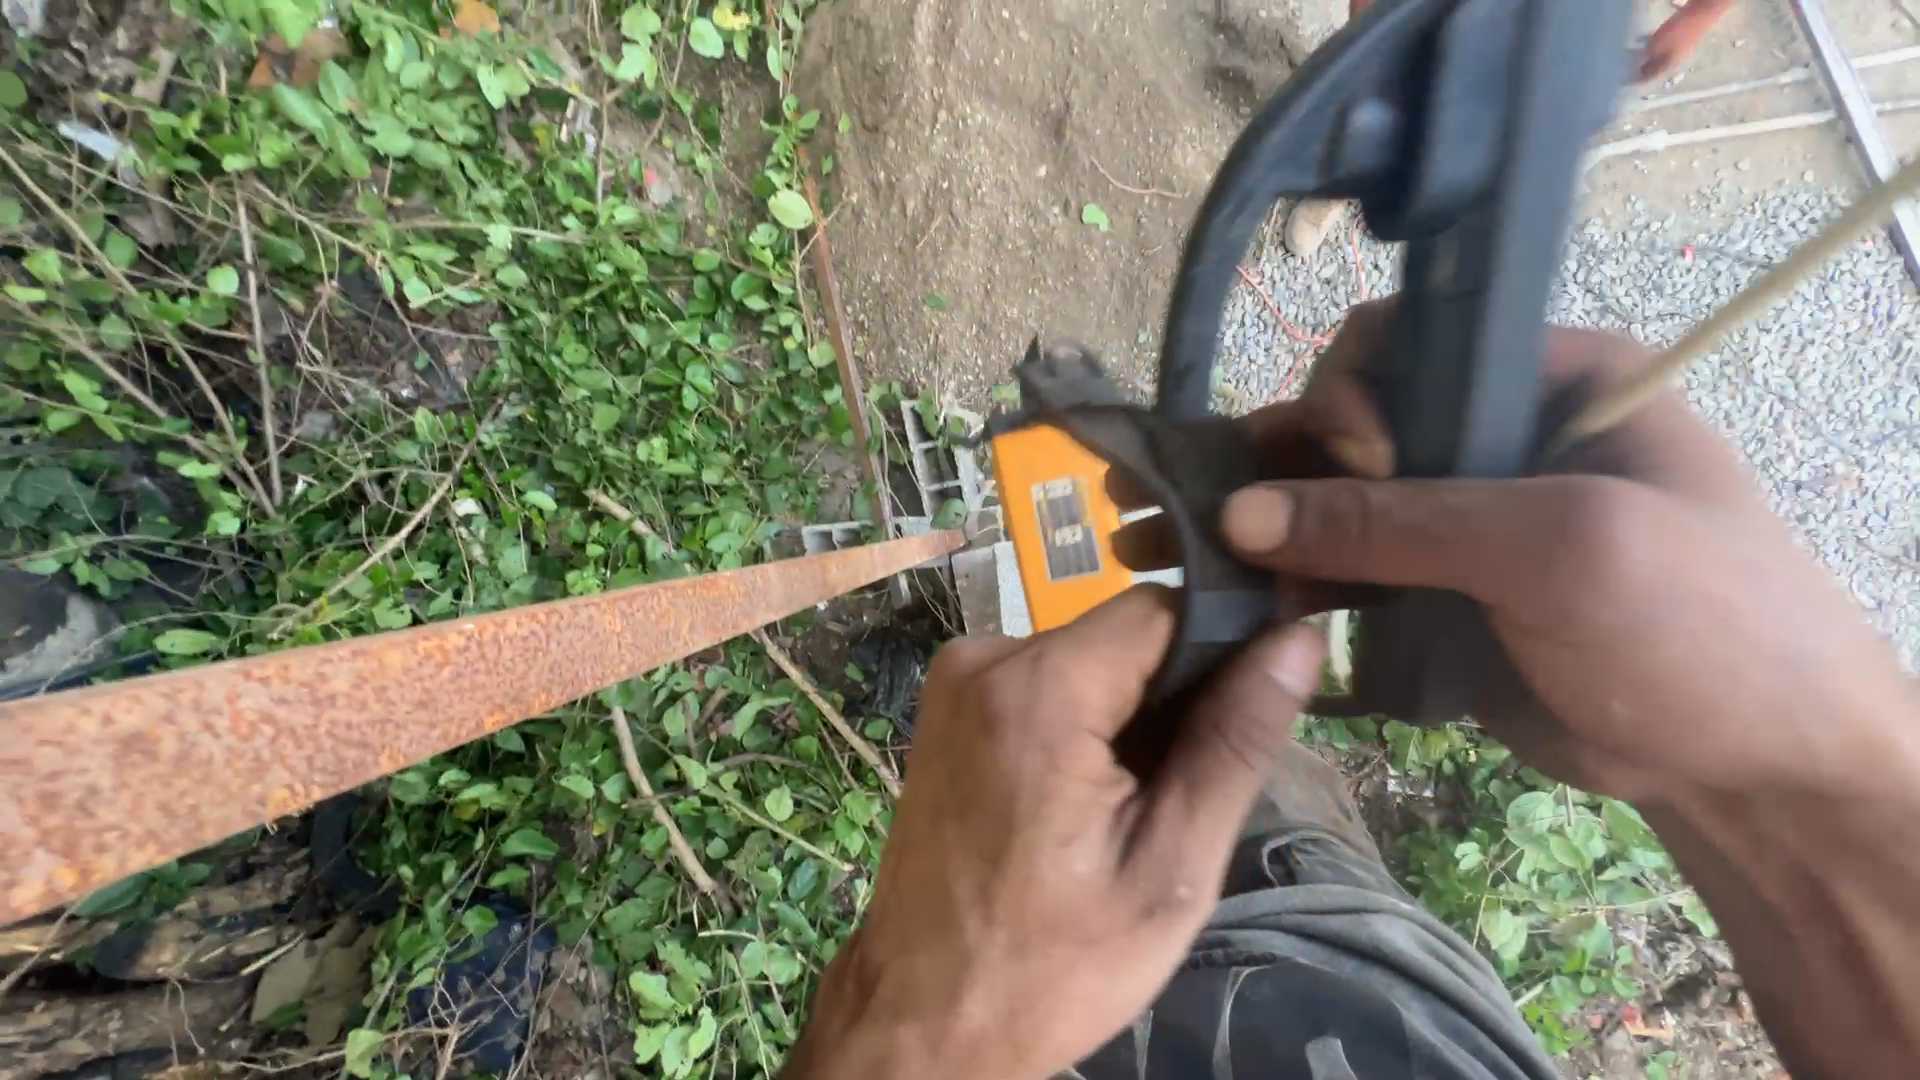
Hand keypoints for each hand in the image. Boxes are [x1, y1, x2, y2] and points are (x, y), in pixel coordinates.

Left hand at [783, 589, 1324, 1079]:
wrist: (924, 1009)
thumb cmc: (1052, 962)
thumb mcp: (1169, 866)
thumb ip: (1234, 741)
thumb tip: (1297, 642)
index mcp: (1039, 688)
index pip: (1161, 606)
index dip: (1217, 644)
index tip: (1245, 707)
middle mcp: (985, 656)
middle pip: (1118, 631)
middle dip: (1166, 690)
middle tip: (1175, 786)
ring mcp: (957, 674)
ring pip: (1083, 653)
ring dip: (1121, 708)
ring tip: (1123, 800)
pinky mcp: (946, 697)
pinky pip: (1039, 675)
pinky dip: (1075, 714)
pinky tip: (1076, 790)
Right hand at [1122, 302, 1917, 803]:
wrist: (1751, 776)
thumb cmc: (1698, 631)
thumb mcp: (1555, 550)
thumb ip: (1391, 523)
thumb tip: (1237, 515)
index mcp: (1540, 381)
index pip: (1400, 346)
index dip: (1352, 394)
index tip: (1359, 466)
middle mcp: (1478, 436)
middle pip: (1340, 424)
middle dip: (1276, 466)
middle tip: (1213, 512)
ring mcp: (1443, 515)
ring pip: (1321, 500)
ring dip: (1259, 527)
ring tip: (1185, 553)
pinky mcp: (1417, 585)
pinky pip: (1329, 567)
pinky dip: (1282, 581)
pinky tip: (1237, 600)